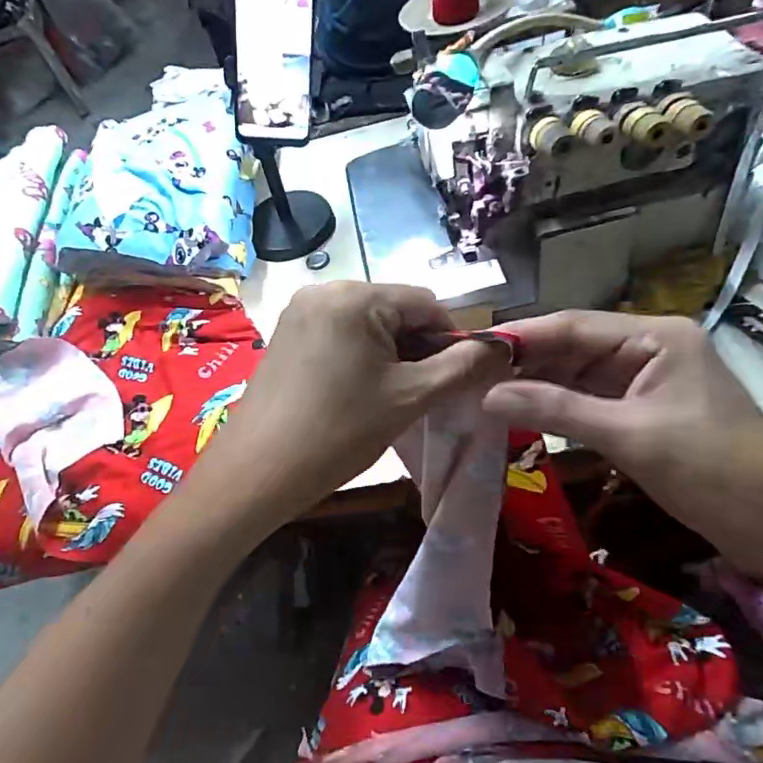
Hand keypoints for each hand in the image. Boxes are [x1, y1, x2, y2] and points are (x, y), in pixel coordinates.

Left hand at [192, 282, 509, 525]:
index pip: (426, 303)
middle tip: (422, 395)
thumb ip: (462, 367)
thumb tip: (503, 349)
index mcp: (355, 296)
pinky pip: (340, 335)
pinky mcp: (286, 336)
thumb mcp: (410, 398)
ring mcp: (299, 313)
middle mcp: (323, 290)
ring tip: (390, 399)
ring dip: (391, 355)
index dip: (451, 339)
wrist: (258, 471)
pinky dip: (361, 358)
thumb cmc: (339, 432)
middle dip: (418, 348)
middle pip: (395, 310)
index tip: (457, 380)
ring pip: (368, 325)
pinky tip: (359, 394)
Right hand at [482, 312, 762, 586]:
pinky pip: (586, 398)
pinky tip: (518, 409)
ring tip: (481, 390)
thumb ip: (556, 409)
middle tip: (468, 373)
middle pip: (572, 346)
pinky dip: (554, 405)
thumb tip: (488, 395)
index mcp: (656, 335)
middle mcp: (648, 346)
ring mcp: (643, 378)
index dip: (521, 335)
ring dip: (534, 383)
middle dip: (523, 360)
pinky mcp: (639, 408)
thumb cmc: (709, 468)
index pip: (575, 325)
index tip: (471, 346)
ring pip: (575, 373)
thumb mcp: (629, 436)